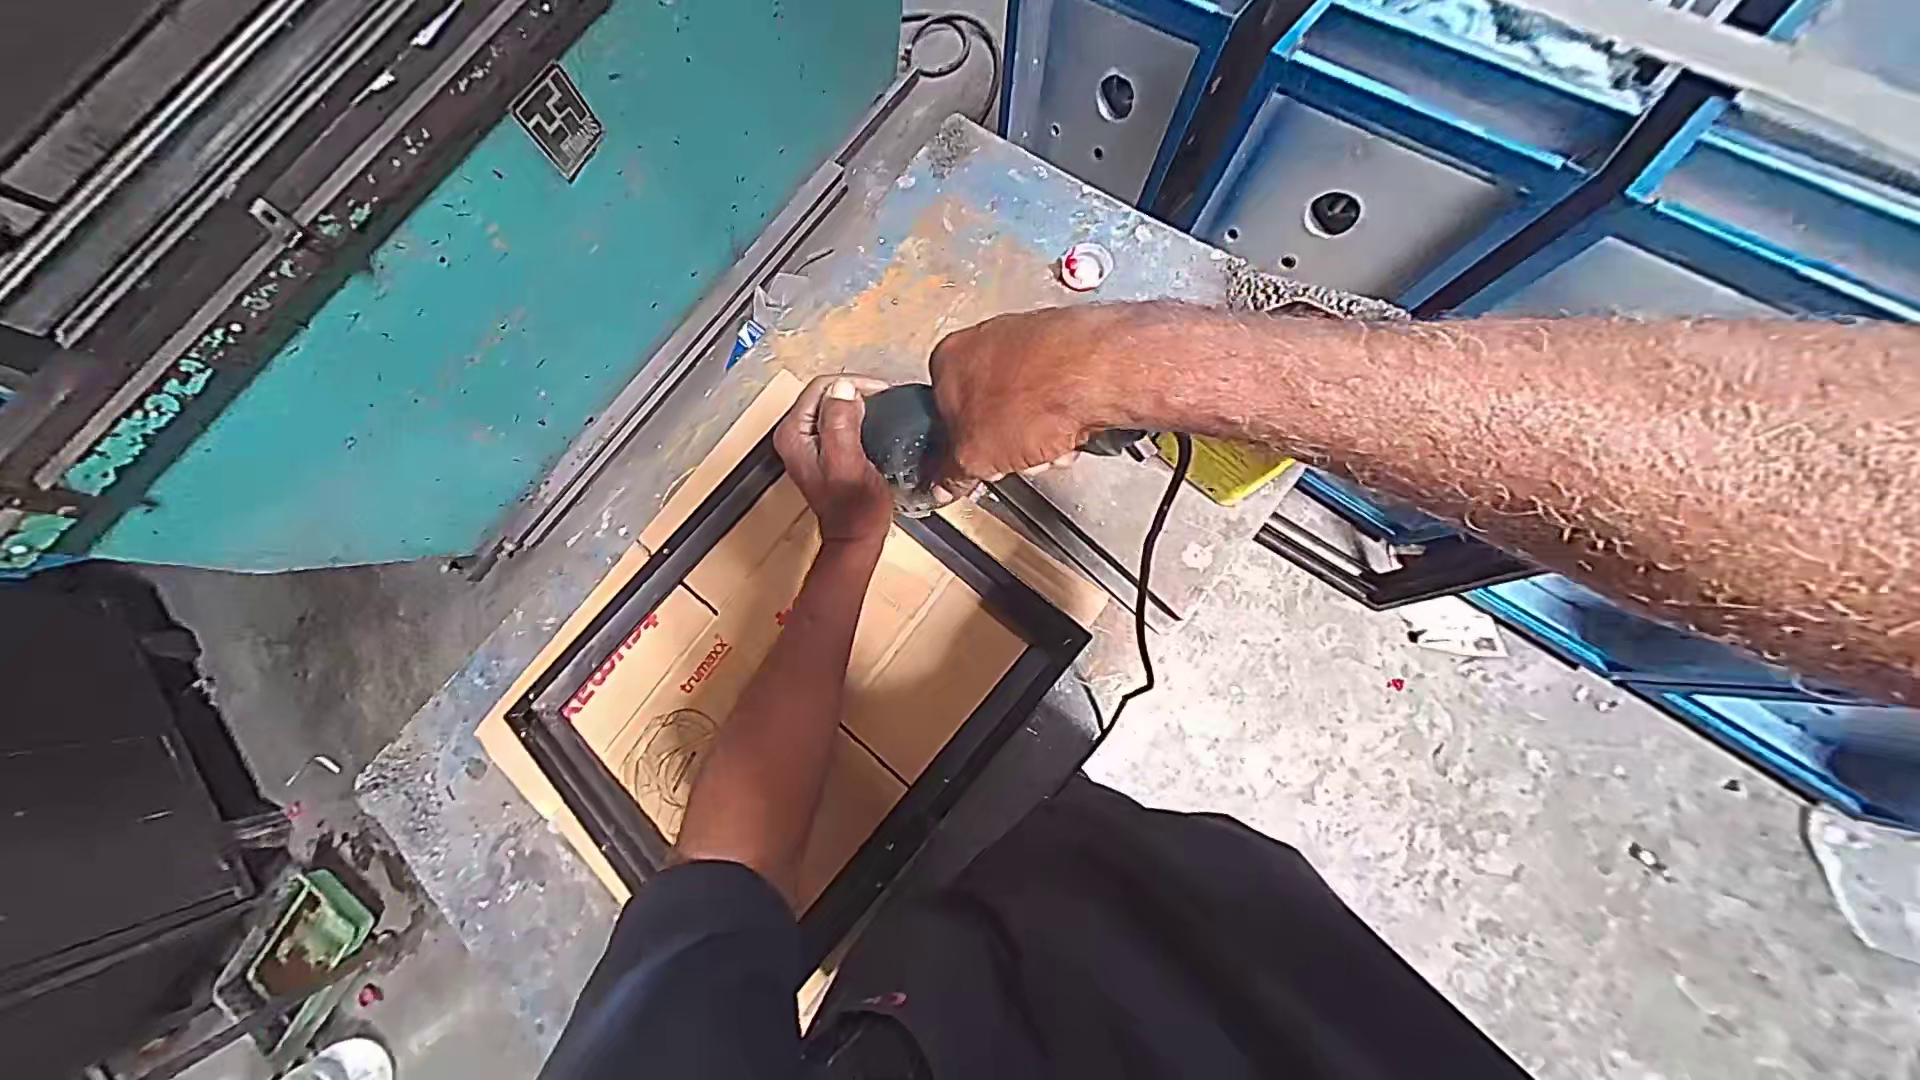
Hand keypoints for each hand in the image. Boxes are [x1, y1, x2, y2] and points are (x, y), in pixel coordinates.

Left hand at [774, 374, 894, 545]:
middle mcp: (794, 436)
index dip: (853, 384)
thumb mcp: (848, 462)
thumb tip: (843, 388)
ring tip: (883, 408)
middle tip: (885, 399)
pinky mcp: (824, 452)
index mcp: (793, 435)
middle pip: (825, 394)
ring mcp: (808, 444)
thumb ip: (840, 423)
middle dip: (856, 391)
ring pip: (833, 407)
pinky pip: (839, 421)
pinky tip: (874, 423)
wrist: (856, 537)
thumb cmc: (855, 508)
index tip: (881, 393)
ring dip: (858, 404)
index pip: (821, 387)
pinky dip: (857, 418)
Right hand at [928, 307, 1123, 487]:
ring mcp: (1028, 340)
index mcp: (948, 359)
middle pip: (988, 415)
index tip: (974, 465)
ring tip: (1052, 446)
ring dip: (1039, 440)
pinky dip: (1065, 420)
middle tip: (1017, 458)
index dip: (961, 447)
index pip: (942, 415)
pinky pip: (1057, 398)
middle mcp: (986, 340)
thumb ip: (951, 472)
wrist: (1097, 373)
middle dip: (1006, 446)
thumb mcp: (973, 456)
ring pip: (1025, 411)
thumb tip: (942, 484)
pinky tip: (1074, 430)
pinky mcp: (1068, 348)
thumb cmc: (1033, 397)